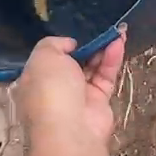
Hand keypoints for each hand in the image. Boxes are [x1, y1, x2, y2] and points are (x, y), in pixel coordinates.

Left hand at [13, 28, 125, 146]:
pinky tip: (119, 42)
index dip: (62, 44)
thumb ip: (53, 43)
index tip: (76, 30)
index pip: (48, 58)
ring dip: (103, 48)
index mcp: (35, 79)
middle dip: (87, 44)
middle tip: (101, 26)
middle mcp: (55, 87)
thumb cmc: (50, 90)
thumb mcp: (43, 57)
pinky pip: (105, 75)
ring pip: (92, 66)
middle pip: (73, 61)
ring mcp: (78, 95)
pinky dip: (112, 58)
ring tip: (117, 29)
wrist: (70, 129)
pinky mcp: (99, 100)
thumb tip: (69, 44)